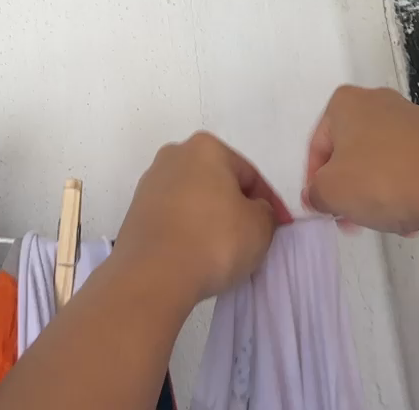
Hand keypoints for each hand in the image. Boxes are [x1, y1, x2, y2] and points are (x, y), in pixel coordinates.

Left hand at [111, 132, 291, 306]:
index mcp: (206, 147)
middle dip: (237, 206)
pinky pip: (175, 216)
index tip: (281, 228)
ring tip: (226, 250)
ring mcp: (151, 181)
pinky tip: (199, 253)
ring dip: (212, 218)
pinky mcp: (137, 209)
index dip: (270, 203)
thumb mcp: (260, 226)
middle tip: (254, 236)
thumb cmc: (214, 239)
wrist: (154, 272)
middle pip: (218, 181)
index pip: (249, 174)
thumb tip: (254, 210)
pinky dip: (189, 230)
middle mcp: (175, 154)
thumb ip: (265, 212)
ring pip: (195, 198)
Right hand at [303, 84, 418, 233]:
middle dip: (349, 188)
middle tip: (351, 219)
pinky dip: (405, 188)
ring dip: (377, 191)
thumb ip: (315, 193)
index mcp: (345, 102)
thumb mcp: (331, 192)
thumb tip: (317, 195)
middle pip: (351, 151)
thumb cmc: (381, 181)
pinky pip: (410, 165)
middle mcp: (377, 101)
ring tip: (387, 222)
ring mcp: (412, 118)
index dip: (316, 182)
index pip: (318, 145)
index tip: (324, 209)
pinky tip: (412, 215)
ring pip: (381, 160)